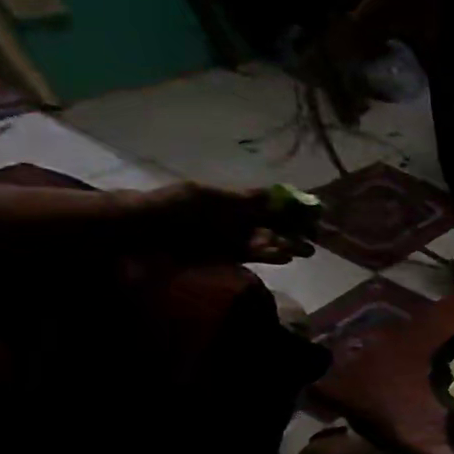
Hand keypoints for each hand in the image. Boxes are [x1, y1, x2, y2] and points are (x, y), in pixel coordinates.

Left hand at [120, 182, 319, 266]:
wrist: (137, 233)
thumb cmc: (171, 208)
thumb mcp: (206, 196)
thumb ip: (243, 198)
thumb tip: (278, 195)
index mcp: (234, 201)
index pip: (272, 202)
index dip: (294, 205)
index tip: (315, 211)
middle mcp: (238, 218)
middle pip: (277, 223)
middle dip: (298, 228)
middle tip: (316, 235)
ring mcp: (235, 238)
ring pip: (272, 241)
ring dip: (289, 244)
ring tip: (303, 249)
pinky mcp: (231, 257)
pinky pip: (258, 256)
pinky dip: (273, 257)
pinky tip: (284, 257)